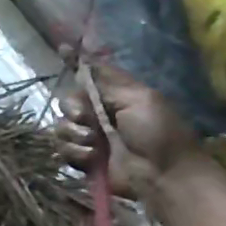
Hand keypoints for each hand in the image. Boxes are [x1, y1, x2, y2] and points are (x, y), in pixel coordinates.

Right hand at [52, 47, 199, 199]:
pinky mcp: (84, 159)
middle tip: (87, 119)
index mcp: (115, 94)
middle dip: (73, 110)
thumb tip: (82, 60)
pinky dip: (75, 153)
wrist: (163, 175)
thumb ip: (106, 83)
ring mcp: (90, 138)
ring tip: (95, 145)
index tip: (61, 50)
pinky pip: (63, 149)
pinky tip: (92, 159)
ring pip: (62, 127)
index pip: (90, 74)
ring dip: (75, 134)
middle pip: (68, 101)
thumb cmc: (158, 132)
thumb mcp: (138, 98)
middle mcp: (99, 113)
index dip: (75, 62)